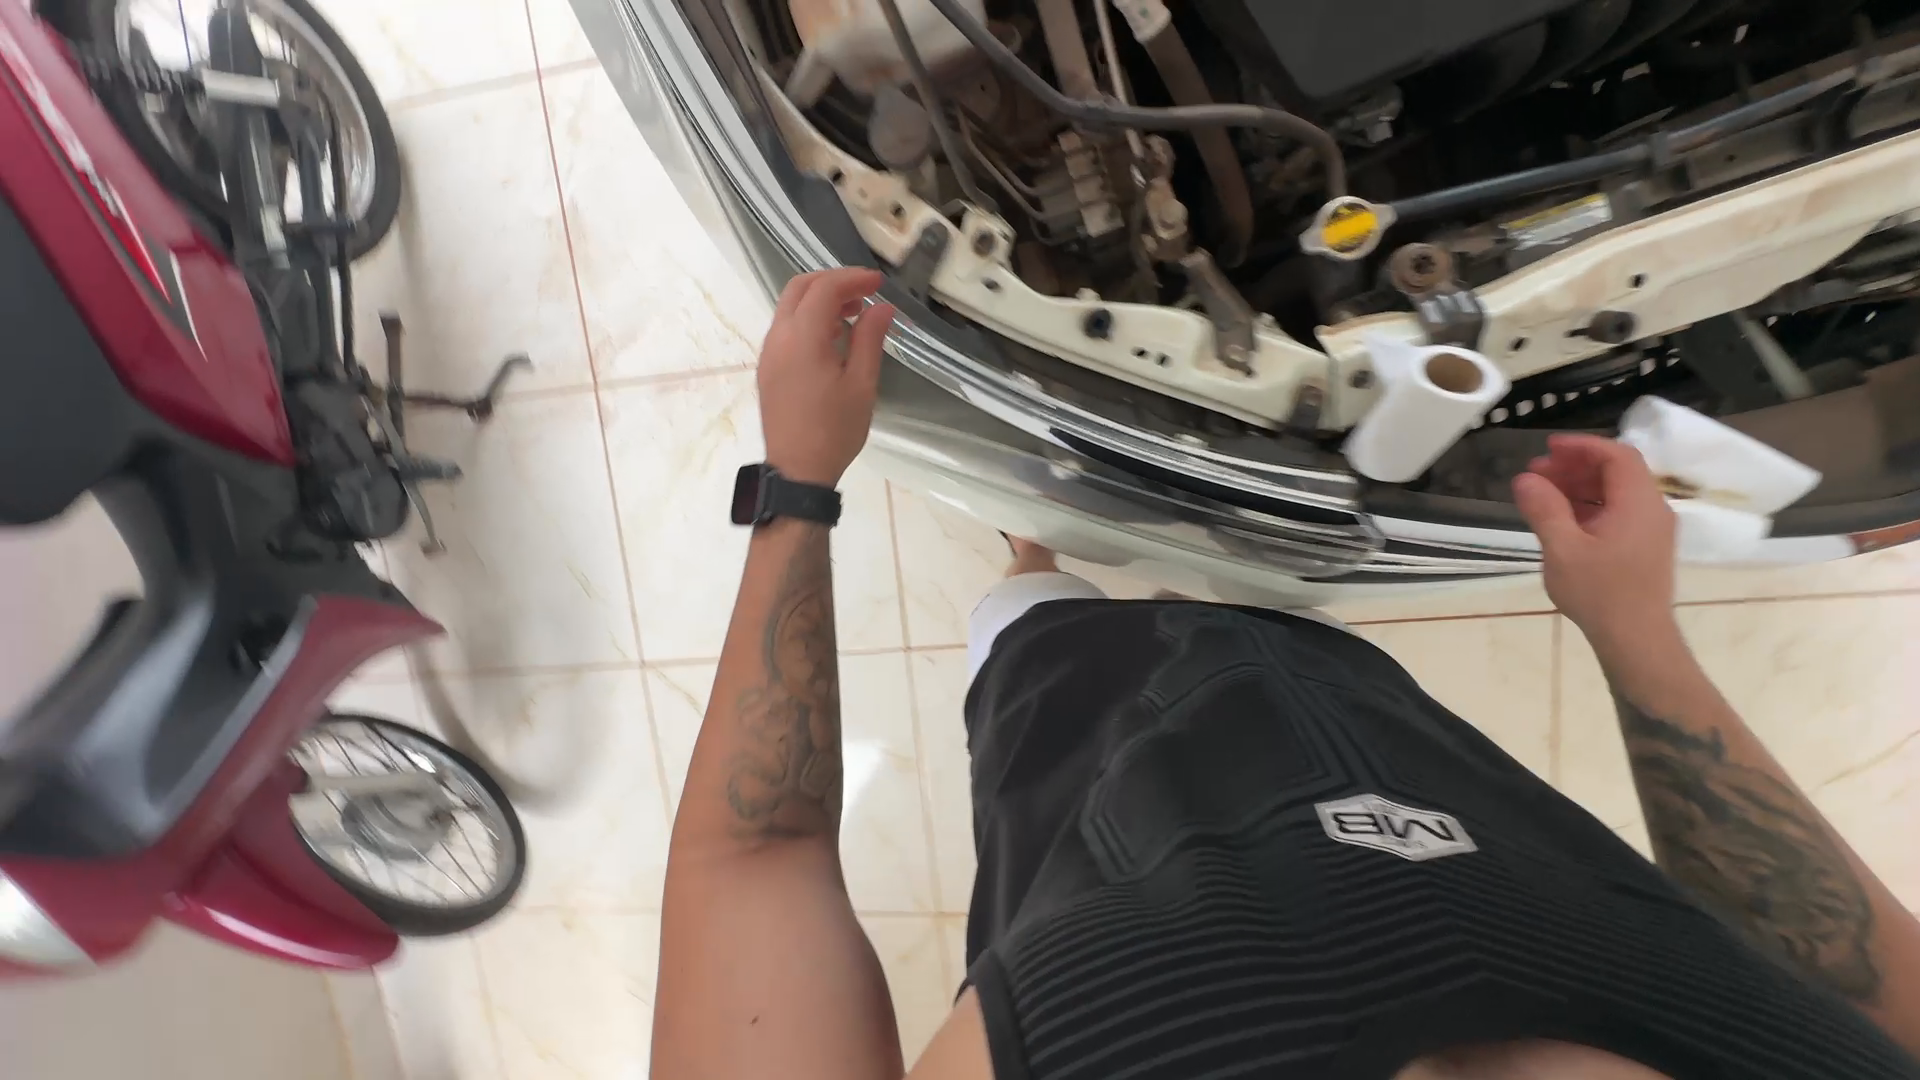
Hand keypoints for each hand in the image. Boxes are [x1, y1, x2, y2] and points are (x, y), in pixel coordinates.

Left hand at [756, 268, 895, 487]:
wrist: (797, 471)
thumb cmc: (834, 431)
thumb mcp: (861, 385)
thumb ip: (869, 339)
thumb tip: (881, 308)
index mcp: (802, 338)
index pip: (824, 289)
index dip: (853, 279)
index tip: (878, 284)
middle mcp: (778, 338)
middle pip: (800, 289)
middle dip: (833, 283)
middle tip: (864, 294)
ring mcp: (768, 354)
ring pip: (789, 308)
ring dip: (819, 301)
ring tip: (853, 316)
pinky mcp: (768, 369)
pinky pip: (785, 329)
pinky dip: (808, 320)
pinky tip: (832, 339)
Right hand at [1512, 434, 1678, 648]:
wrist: (1635, 635)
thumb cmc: (1599, 592)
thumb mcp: (1562, 549)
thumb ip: (1544, 510)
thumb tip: (1525, 479)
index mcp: (1638, 505)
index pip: (1618, 457)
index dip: (1583, 446)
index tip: (1547, 448)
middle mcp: (1652, 510)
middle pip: (1617, 471)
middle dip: (1575, 465)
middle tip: (1534, 472)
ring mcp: (1649, 528)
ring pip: (1615, 491)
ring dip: (1578, 484)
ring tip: (1540, 492)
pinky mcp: (1641, 544)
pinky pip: (1616, 510)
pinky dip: (1587, 503)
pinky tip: (1559, 516)